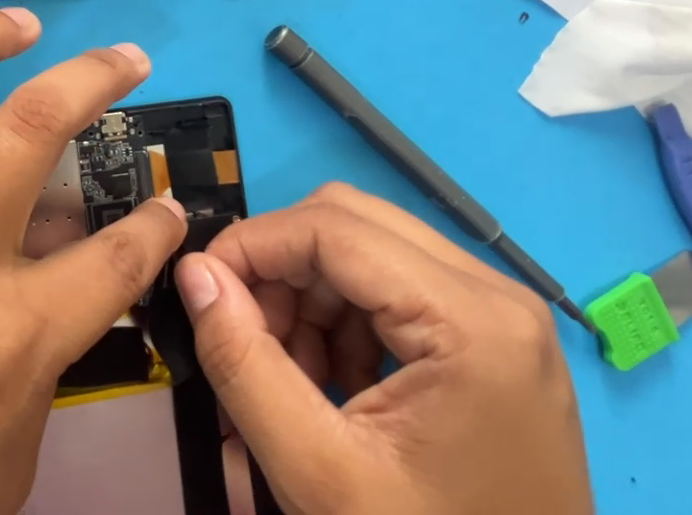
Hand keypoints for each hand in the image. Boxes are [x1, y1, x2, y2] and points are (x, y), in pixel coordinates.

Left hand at [0, 8, 188, 514]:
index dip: (157, 227)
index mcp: (5, 339)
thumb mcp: (3, 458)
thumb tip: (63, 260)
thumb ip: (41, 355)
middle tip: (122, 57)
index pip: (115, 258)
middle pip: (29, 134)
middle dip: (92, 80)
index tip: (167, 206)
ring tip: (12, 22)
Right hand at [173, 183, 592, 514]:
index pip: (332, 227)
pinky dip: (339, 316)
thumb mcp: (317, 470)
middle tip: (244, 332)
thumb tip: (193, 271)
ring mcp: (498, 312)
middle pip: (349, 222)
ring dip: (306, 293)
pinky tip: (328, 379)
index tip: (200, 285)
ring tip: (285, 371)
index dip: (252, 243)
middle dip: (279, 266)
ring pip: (364, 248)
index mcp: (471, 320)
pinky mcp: (490, 334)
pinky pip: (390, 284)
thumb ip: (243, 363)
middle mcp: (495, 294)